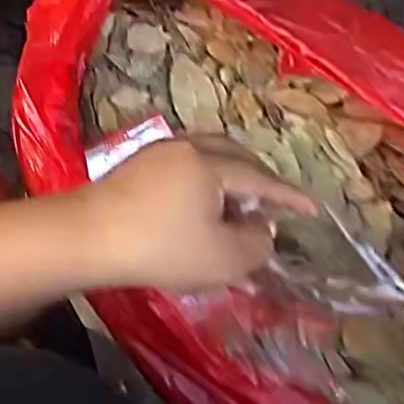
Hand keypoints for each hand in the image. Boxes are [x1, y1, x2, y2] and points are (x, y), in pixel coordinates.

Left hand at [77, 136, 315, 292]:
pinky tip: (202, 200)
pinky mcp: (136, 162)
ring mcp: (156, 150)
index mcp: (209, 163)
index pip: (258, 176)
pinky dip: (204, 175)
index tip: (312, 207)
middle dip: (257, 173)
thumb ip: (256, 241)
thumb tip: (261, 223)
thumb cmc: (163, 246)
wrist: (92, 232)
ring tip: (240, 199)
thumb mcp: (225, 257)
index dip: (287, 195)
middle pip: (230, 152)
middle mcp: (184, 146)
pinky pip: (183, 161)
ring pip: (204, 152)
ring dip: (228, 171)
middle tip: (275, 197)